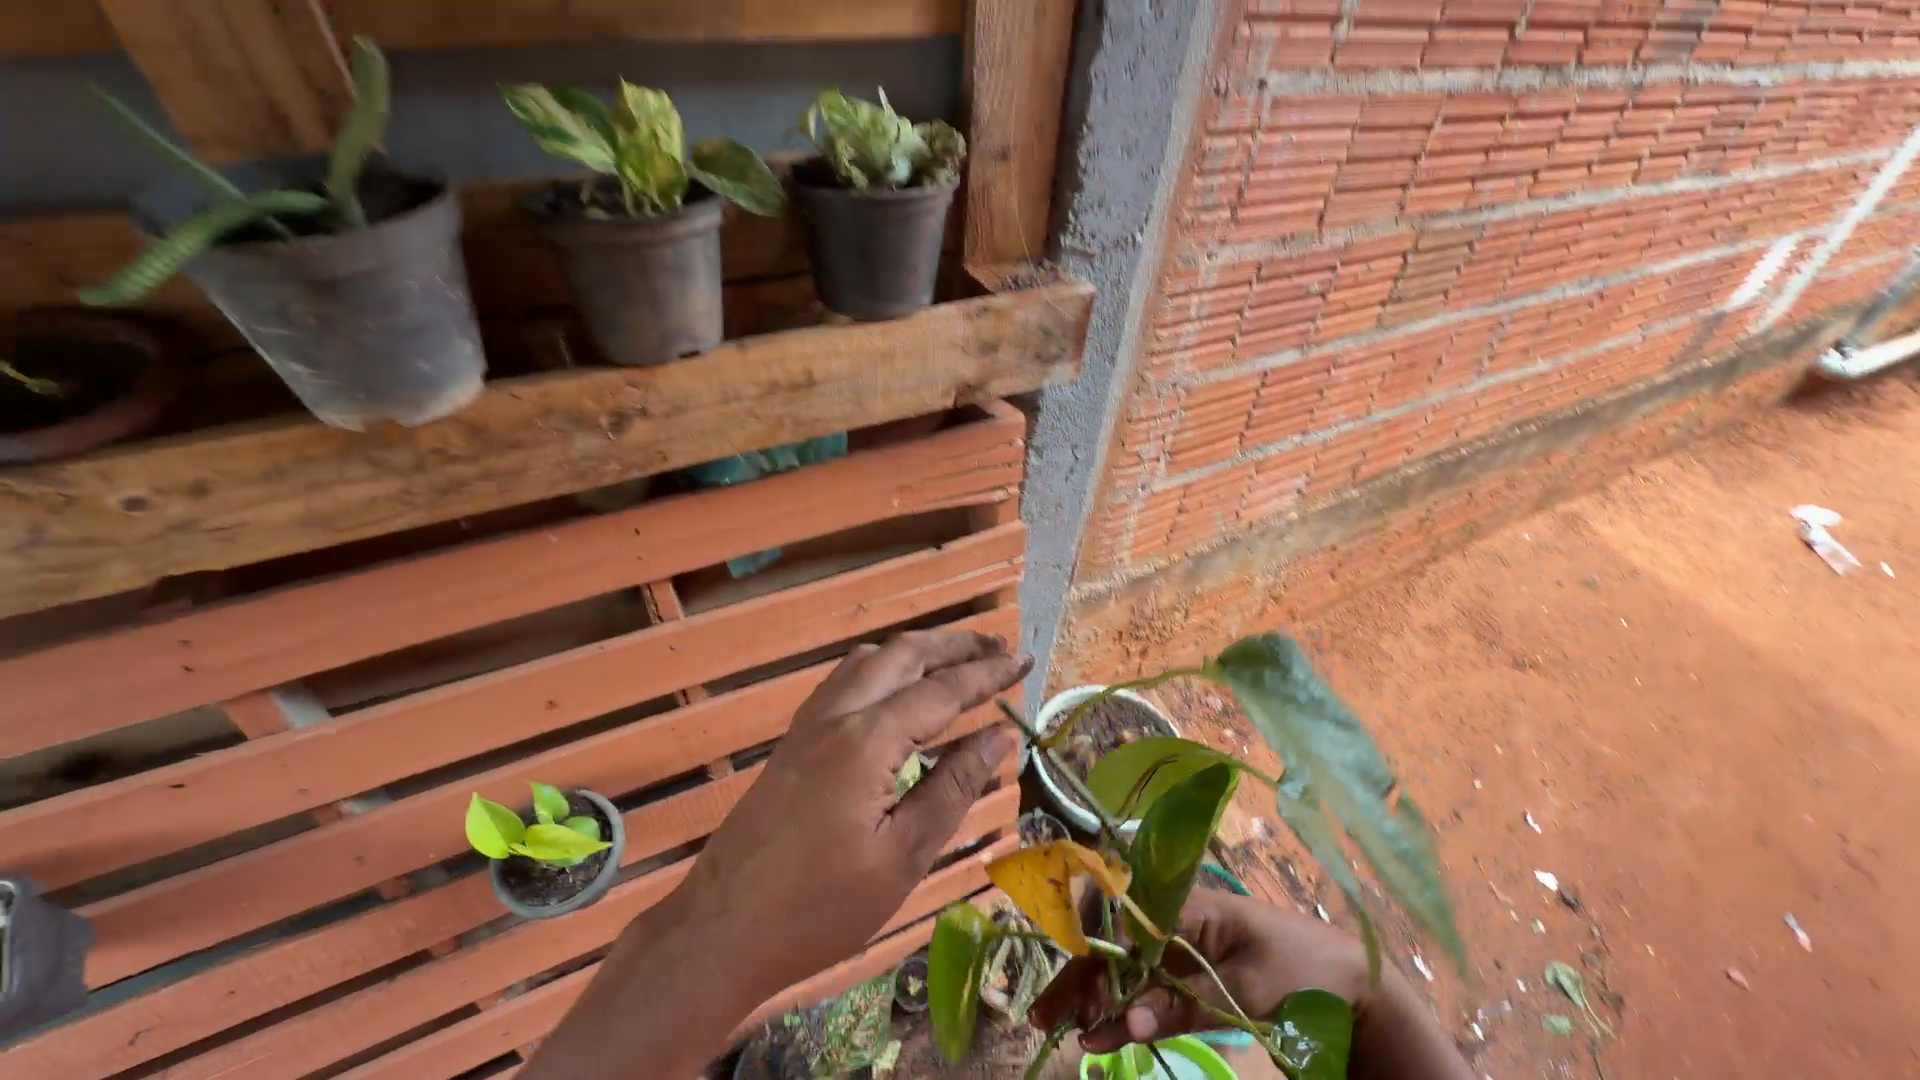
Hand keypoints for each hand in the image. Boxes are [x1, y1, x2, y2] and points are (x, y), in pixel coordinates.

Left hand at [667, 630, 1029, 1001]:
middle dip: (954, 645)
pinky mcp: (793, 741)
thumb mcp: (903, 856)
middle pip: (902, 655)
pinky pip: (844, 681)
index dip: (987, 674)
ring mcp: (807, 725)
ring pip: (868, 661)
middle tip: (999, 648)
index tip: (1025, 661)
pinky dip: (883, 669)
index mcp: (866, 740)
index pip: (941, 690)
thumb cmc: (821, 906)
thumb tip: (999, 734)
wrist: (722, 929)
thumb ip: (954, 787)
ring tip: (956, 659)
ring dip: (916, 651)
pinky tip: (896, 692)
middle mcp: (835, 715)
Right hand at [1031, 891, 1474, 1079]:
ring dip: (1088, 994)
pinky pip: (1143, 987)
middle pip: (1113, 943)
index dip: (1096, 958)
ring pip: (1120, 966)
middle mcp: (1172, 921)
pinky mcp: (1185, 972)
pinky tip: (1095, 1030)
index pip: (1124, 921)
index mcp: (1187, 907)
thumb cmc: (1302, 969)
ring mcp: (1177, 947)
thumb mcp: (1249, 987)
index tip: (1083, 999)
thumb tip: (1129, 1021)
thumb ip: (1186, 1000)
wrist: (1349, 982)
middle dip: (1078, 977)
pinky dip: (1119, 1010)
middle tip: (1044, 1017)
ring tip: (1052, 1024)